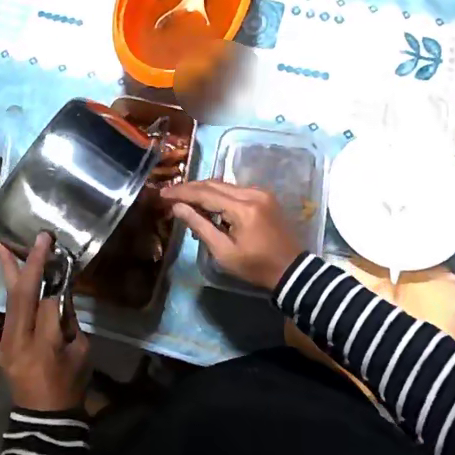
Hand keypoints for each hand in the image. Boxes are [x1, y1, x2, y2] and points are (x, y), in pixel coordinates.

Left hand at [0, 233, 89, 411]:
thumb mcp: (81, 354)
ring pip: (9, 300)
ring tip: (1, 244)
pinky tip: (10, 272)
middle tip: (37, 239)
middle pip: (22, 297)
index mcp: (43, 347)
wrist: (44, 420)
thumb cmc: (70, 387)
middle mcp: (18, 342)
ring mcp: (5, 344)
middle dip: (29, 265)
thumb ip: (69, 322)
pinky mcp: (2, 345)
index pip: (48, 305)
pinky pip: (8, 311)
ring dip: (9, 271)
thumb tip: (60, 295)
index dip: (57, 285)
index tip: (62, 261)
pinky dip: (12, 290)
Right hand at [162, 180, 302, 291]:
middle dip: (190, 188)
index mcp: (243, 208)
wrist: (291, 270)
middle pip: (214, 184)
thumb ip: (200, 226)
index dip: (181, 193)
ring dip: (203, 190)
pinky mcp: (264, 197)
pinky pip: (235, 190)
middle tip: (169, 194)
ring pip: (224, 185)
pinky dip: (218, 194)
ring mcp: (260, 193)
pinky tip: (206, 203)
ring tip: (184, 199)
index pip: (205, 193)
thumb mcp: (224, 252)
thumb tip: (177, 207)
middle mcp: (252, 193)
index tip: (163, 194)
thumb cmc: (255, 266)